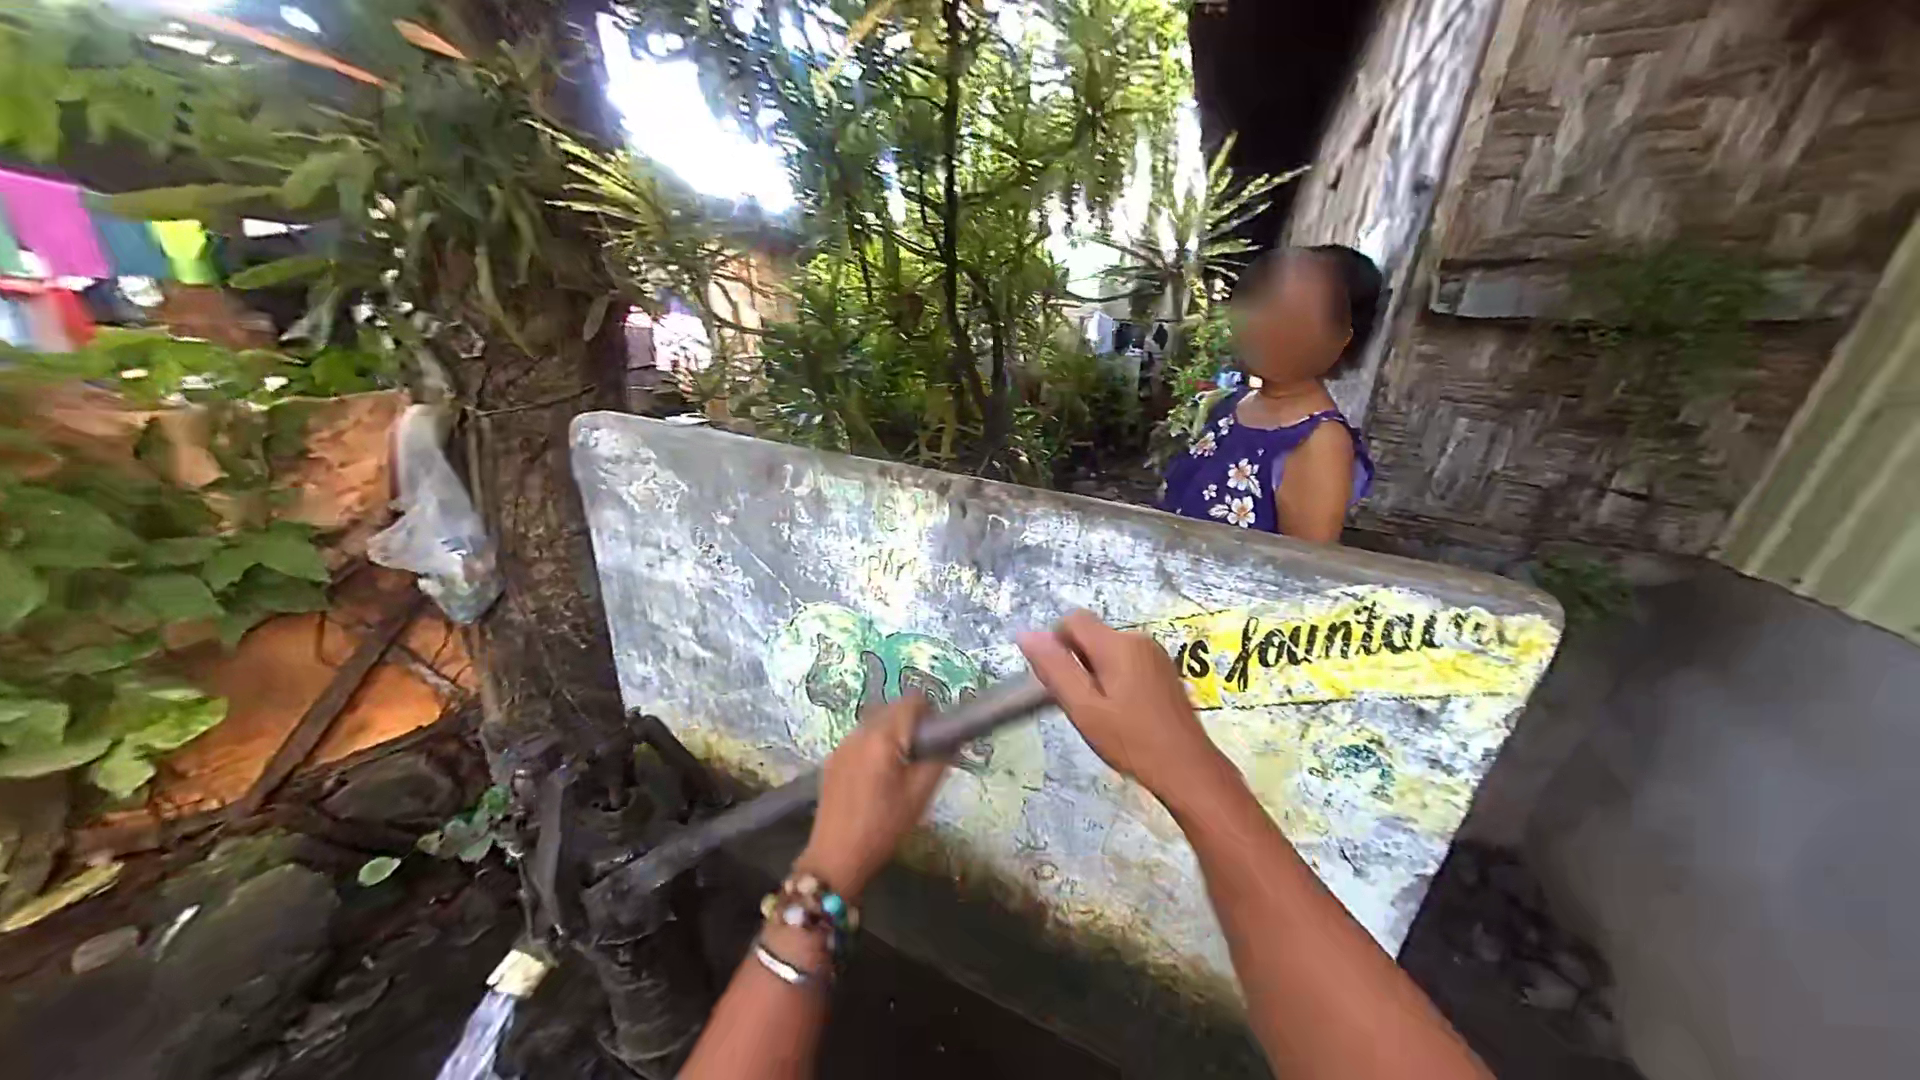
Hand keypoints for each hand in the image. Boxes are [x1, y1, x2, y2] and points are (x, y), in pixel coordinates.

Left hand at [794, 694, 947, 900]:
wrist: (836, 857)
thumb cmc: (884, 826)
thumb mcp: (920, 794)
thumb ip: (939, 759)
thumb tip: (951, 739)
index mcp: (883, 736)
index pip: (912, 701)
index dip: (931, 713)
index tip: (937, 738)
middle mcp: (860, 731)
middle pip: (893, 708)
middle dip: (911, 723)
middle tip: (922, 754)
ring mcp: (843, 744)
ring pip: (876, 722)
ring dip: (892, 733)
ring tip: (900, 767)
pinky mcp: (833, 759)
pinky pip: (861, 738)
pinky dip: (875, 745)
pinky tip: (878, 776)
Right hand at [1019, 611, 1228, 808]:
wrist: (1188, 770)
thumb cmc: (1131, 741)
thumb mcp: (1084, 708)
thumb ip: (1055, 668)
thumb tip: (1026, 635)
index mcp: (1117, 644)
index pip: (1072, 620)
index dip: (1056, 644)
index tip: (1058, 680)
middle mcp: (1138, 640)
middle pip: (1090, 635)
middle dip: (1076, 662)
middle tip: (1079, 703)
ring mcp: (1154, 654)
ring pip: (1107, 649)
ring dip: (1094, 672)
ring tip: (1101, 712)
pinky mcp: (1163, 670)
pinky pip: (1126, 661)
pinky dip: (1114, 678)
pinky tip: (1121, 712)